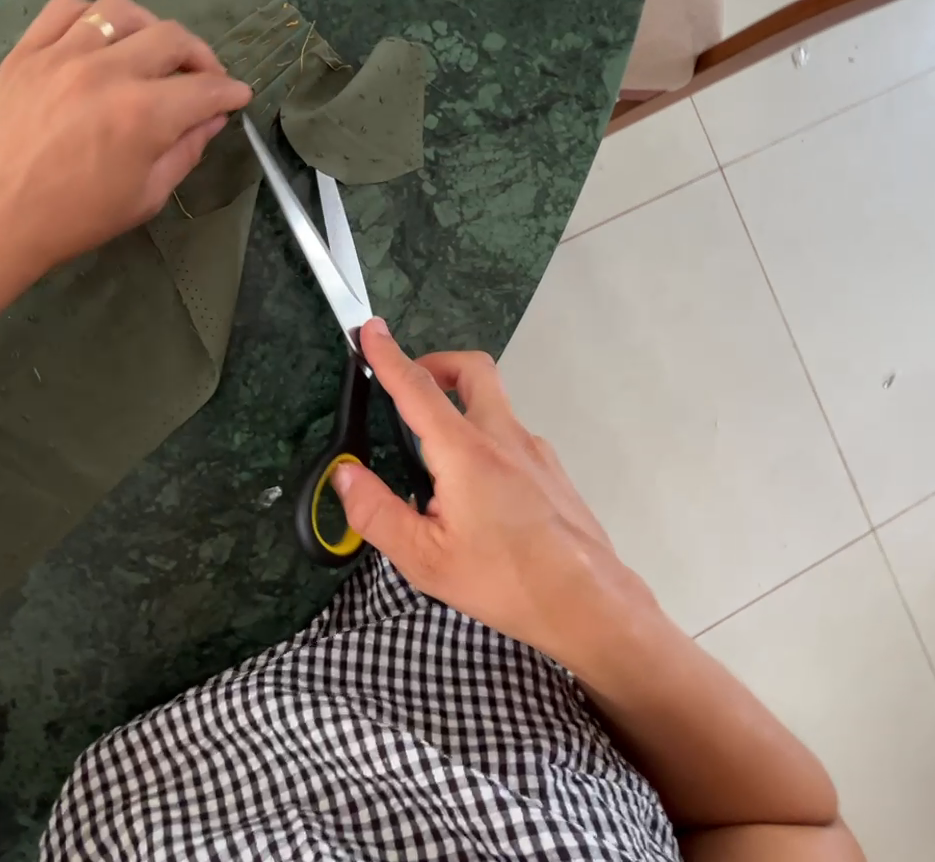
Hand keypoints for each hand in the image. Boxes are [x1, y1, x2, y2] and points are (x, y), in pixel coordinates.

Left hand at [0, 0, 251, 279]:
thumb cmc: (75, 218)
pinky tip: (101, 39)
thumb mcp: (145, 197)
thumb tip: (211, 119)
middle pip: (172, 38)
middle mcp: (107, 71)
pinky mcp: (26, 51)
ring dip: (152, 27)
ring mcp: (62, 54)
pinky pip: (67, 9)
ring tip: (155, 51)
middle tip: (205, 78)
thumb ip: (185, 151)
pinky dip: (94, 16)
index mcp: (143, 115)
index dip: (230, 91)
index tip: (239, 95)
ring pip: (122, 12)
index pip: (204, 89)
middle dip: (202, 56)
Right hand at [331, 319, 658, 665]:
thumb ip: (376, 513)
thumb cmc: (503, 581)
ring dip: (460, 409)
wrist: (589, 605)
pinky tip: (478, 496)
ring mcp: (534, 451)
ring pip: (494, 405)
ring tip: (436, 466)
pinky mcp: (552, 471)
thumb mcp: (423, 559)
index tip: (372, 329)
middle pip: (473, 370)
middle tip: (411, 387)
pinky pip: (510, 437)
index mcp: (465, 452)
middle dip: (437, 363)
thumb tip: (345, 476)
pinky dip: (484, 441)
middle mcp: (503, 438)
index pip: (418, 388)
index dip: (389, 356)